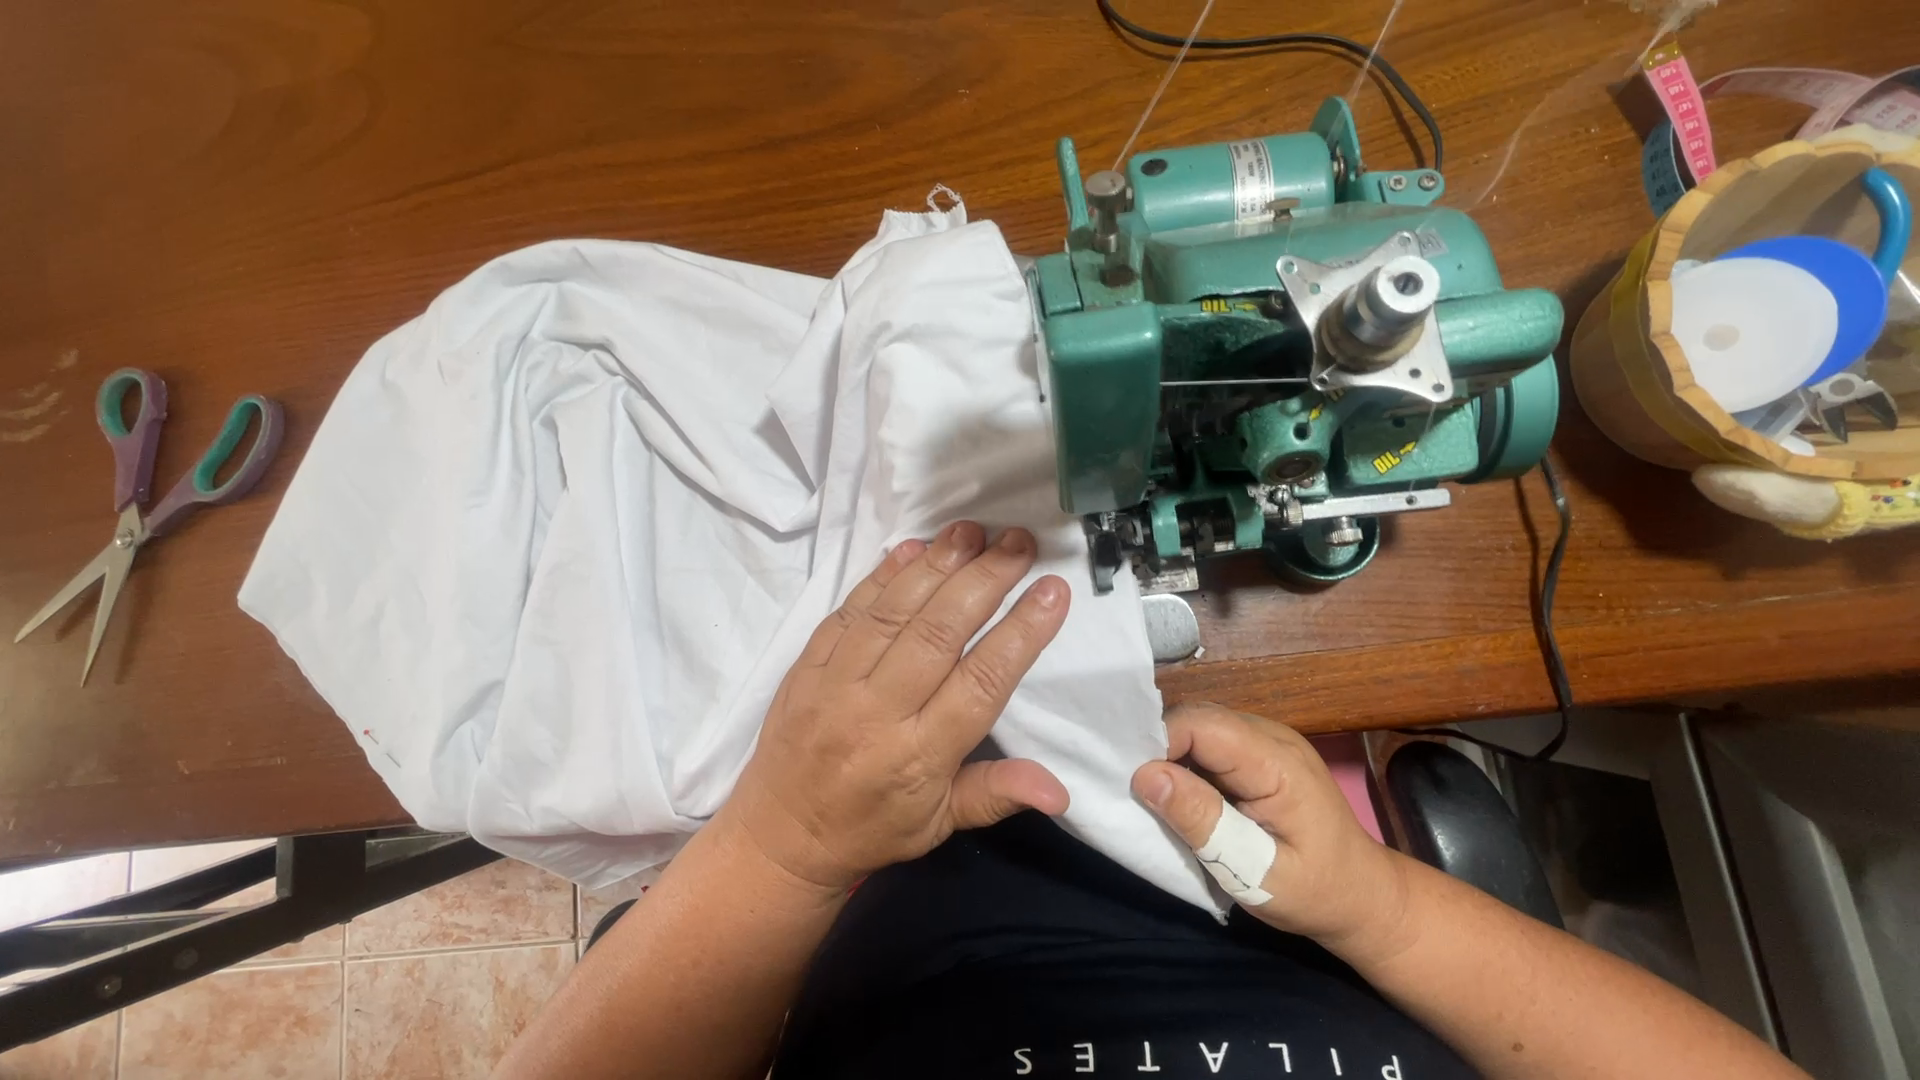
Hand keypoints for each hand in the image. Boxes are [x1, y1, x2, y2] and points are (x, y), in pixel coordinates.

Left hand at [723, 521, 1072, 893]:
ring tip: (973, 530)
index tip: (1052, 590)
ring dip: (936, 565)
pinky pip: (847, 611)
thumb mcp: (939, 825)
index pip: (980, 684)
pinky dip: (880, 576)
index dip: (1020, 633)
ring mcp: (836, 683)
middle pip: (937, 633)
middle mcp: (876, 712)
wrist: (779, 834)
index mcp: (918, 756)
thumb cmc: (871, 828)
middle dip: (984, 579)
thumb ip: (996, 794)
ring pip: (892, 612)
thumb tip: (1061, 793)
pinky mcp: (807, 665)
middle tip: (1019, 541)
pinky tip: (913, 549)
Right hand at [1132, 703, 1409, 956]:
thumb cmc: (1315, 893)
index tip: (1134, 784)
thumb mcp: (1255, 872)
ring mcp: (1267, 740)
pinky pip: (1211, 741)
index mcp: (1276, 763)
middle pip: (1197, 717)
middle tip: (1138, 792)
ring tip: (1156, 796)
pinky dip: (1187, 762)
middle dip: (1159, 747)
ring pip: (1200, 725)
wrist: (1363, 898)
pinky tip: (1182, 795)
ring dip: (1171, 755)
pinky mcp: (1259, 752)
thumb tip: (1145, 776)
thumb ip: (1203, 822)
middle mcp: (1271, 736)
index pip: (1201, 724)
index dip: (1159, 743)